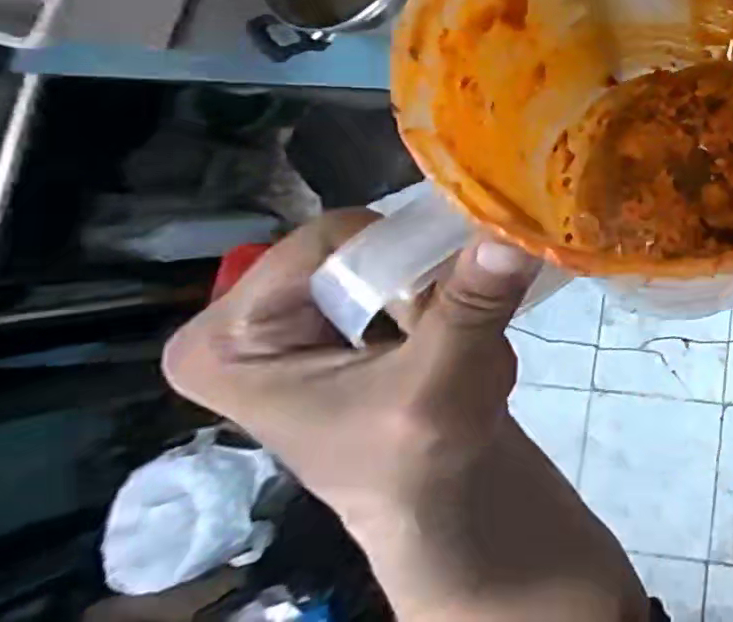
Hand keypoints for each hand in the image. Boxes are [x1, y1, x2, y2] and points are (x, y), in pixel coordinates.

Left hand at [163, 211, 644, 620]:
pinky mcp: (326, 311)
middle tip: (447, 310)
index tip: (435, 300)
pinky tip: (440, 317)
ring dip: (422, 272)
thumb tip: (509, 234)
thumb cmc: (420, 462)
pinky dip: (422, 277)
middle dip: (406, 267)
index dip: (390, 258)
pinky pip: (381, 258)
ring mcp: (282, 312)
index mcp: (222, 343)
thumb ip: (470, 305)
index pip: (318, 244)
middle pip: (344, 240)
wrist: (442, 498)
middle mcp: (239, 317)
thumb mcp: (443, 385)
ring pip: (370, 243)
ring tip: (446, 321)